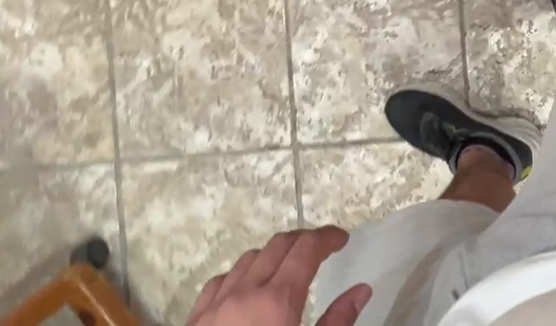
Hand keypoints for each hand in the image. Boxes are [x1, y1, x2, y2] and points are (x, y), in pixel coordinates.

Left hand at [186, 226, 370, 325]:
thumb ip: (336, 324)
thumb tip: (361, 290)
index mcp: (277, 300)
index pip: (307, 249)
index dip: (328, 237)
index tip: (343, 239)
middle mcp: (245, 292)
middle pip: (279, 244)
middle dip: (304, 240)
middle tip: (322, 250)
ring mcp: (215, 306)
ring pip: (249, 258)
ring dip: (273, 255)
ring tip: (287, 269)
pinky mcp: (194, 322)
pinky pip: (220, 281)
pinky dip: (241, 275)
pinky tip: (246, 291)